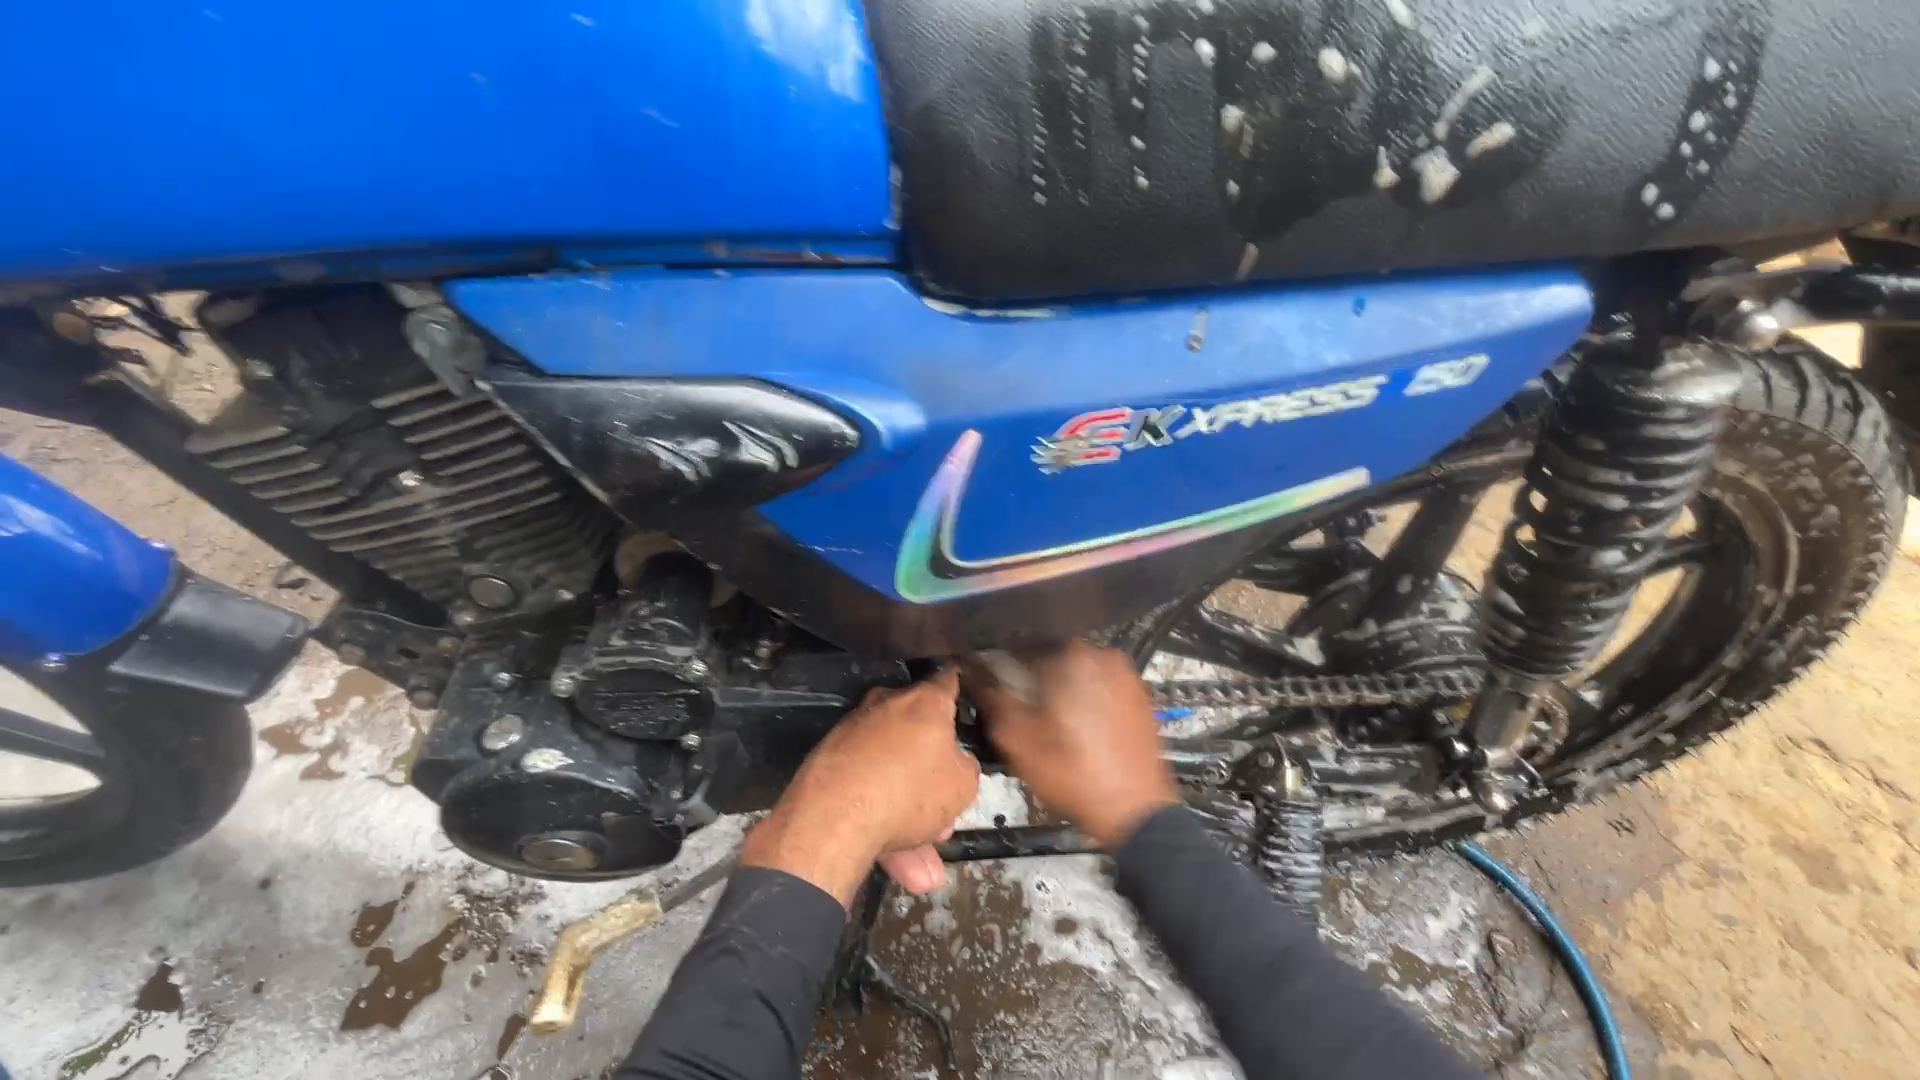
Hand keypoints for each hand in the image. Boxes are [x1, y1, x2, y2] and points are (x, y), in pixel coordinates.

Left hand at [739, 670, 979, 906]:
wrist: (833, 819)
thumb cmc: (909, 791)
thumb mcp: (964, 785)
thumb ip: (965, 767)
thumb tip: (955, 764)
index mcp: (924, 702)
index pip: (946, 682)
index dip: (957, 688)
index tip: (961, 692)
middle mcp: (886, 707)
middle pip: (917, 739)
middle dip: (931, 782)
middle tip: (944, 820)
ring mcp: (853, 734)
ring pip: (891, 775)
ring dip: (909, 819)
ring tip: (923, 870)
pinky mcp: (829, 762)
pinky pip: (866, 790)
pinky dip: (880, 822)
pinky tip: (895, 861)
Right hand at [972, 643, 1177, 847]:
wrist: (1136, 812)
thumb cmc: (1078, 779)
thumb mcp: (1019, 743)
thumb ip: (993, 701)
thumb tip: (977, 677)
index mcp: (1072, 657)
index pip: (1022, 646)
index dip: (1003, 668)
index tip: (996, 688)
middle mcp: (1103, 656)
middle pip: (1051, 658)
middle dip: (1034, 680)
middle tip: (1023, 712)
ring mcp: (1125, 676)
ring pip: (1076, 674)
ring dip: (1060, 691)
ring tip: (1050, 726)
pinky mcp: (1138, 697)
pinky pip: (1100, 688)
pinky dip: (1085, 702)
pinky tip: (1076, 732)